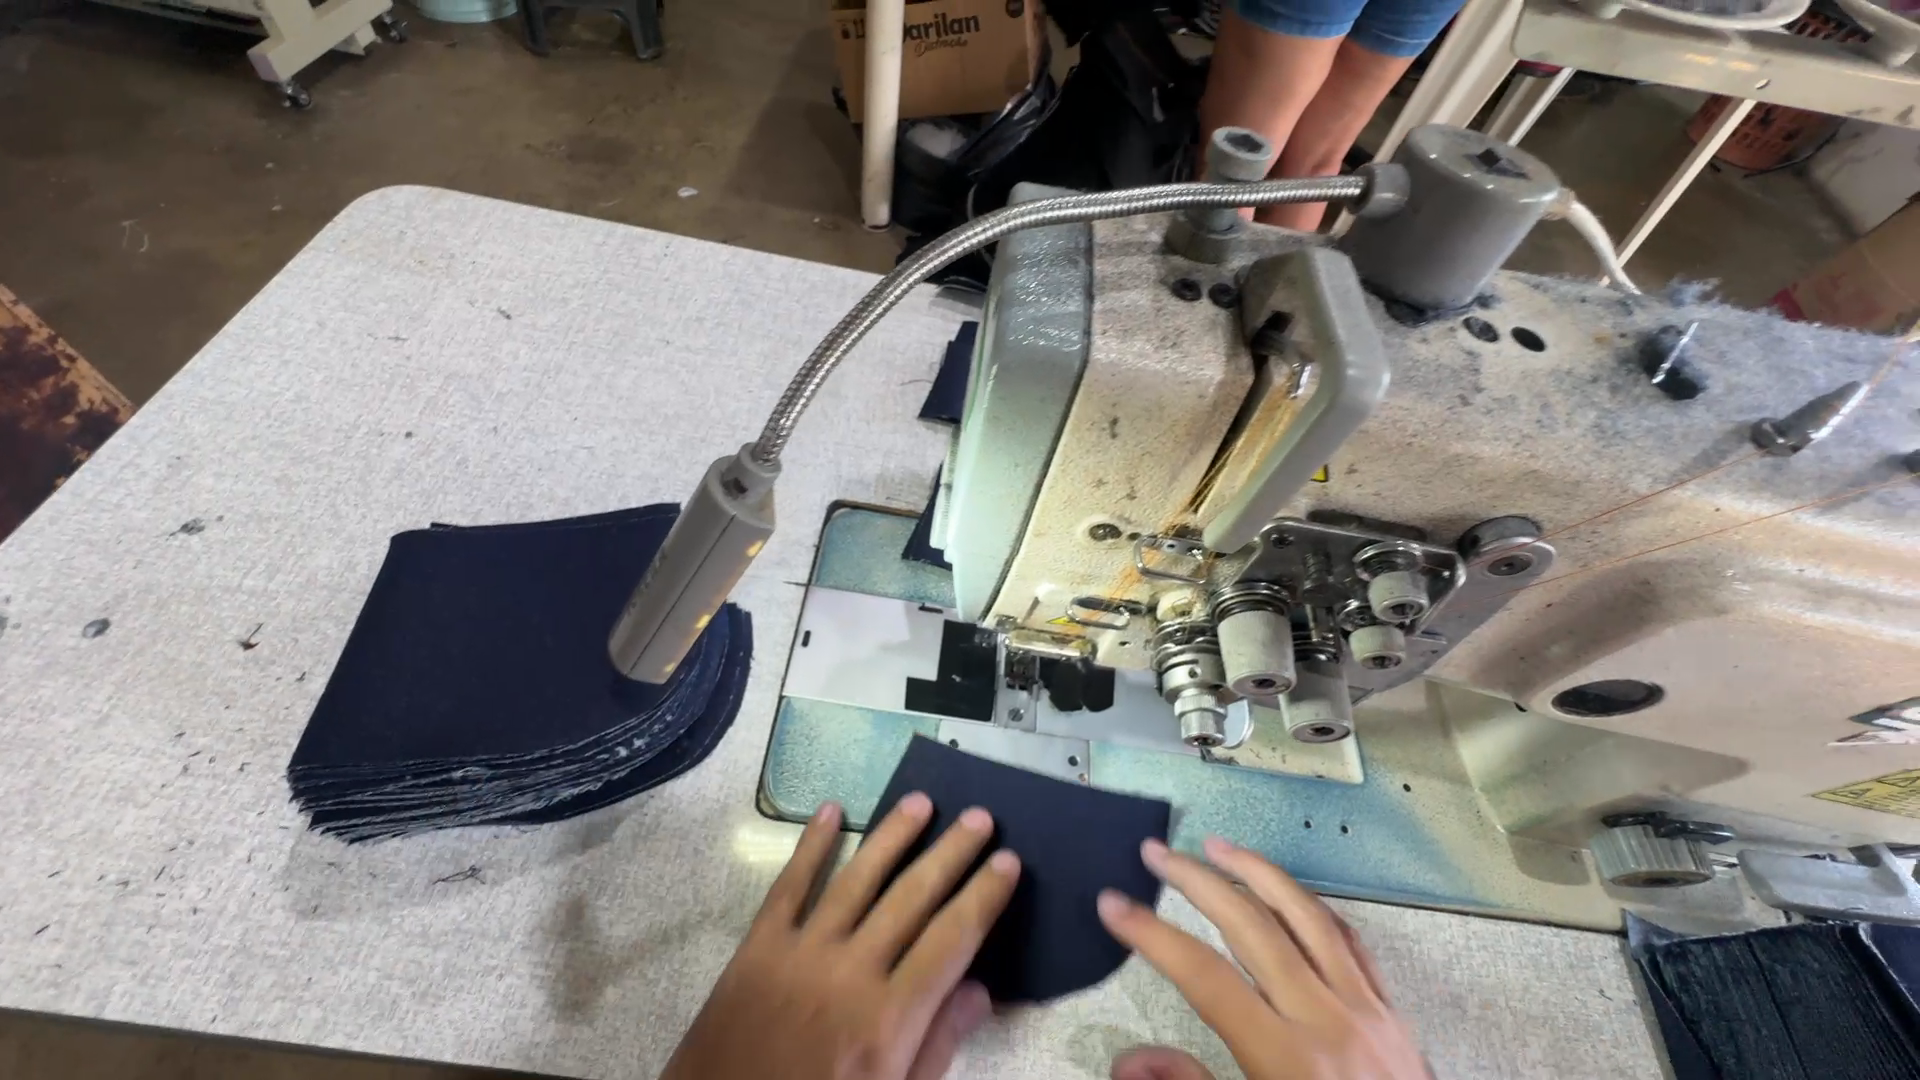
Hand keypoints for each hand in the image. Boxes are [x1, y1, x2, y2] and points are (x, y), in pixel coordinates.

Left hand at [661, 795, 1020, 1079]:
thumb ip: (936, 1047)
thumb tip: (980, 988)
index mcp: (888, 1021)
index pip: (951, 940)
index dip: (984, 896)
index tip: (1008, 861)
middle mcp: (850, 974)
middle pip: (913, 897)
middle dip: (952, 853)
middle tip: (980, 817)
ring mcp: (801, 954)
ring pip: (858, 878)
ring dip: (893, 835)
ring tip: (921, 801)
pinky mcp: (758, 948)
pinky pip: (789, 885)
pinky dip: (811, 845)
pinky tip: (832, 810)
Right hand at [1096, 837, 1428, 1079]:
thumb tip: (1125, 1059)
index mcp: (1286, 1059)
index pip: (1203, 976)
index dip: (1151, 934)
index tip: (1112, 903)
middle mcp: (1325, 1018)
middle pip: (1250, 926)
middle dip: (1196, 880)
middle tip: (1154, 852)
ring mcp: (1364, 1008)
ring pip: (1304, 915)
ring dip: (1254, 872)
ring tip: (1215, 844)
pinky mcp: (1392, 1012)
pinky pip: (1349, 941)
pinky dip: (1311, 907)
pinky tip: (1287, 892)